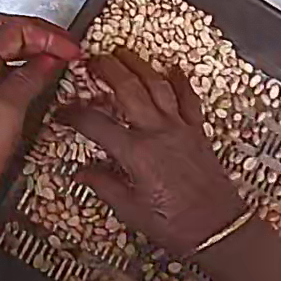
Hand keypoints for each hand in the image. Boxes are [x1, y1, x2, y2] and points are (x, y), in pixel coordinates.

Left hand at [0, 13, 81, 235]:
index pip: (14, 30)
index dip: (49, 36)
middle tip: (69, 47)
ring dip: (34, 51)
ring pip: (6, 53)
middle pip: (7, 33)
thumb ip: (30, 79)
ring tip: (61, 60)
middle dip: (40, 34)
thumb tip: (50, 59)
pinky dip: (28, 72)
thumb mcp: (6, 113)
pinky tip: (43, 82)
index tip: (74, 50)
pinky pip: (6, 77)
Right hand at [58, 49, 247, 255]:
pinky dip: (179, 81)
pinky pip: (188, 99)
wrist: (218, 228)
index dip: (74, 115)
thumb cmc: (174, 225)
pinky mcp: (197, 131)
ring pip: (156, 85)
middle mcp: (157, 133)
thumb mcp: (131, 210)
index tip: (62, 113)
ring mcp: (180, 128)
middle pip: (128, 90)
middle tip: (92, 59)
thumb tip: (81, 173)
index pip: (97, 124)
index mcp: (136, 154)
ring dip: (138, 65)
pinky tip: (172, 68)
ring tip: (123, 52)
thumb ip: (104, 185)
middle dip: (107, 70)